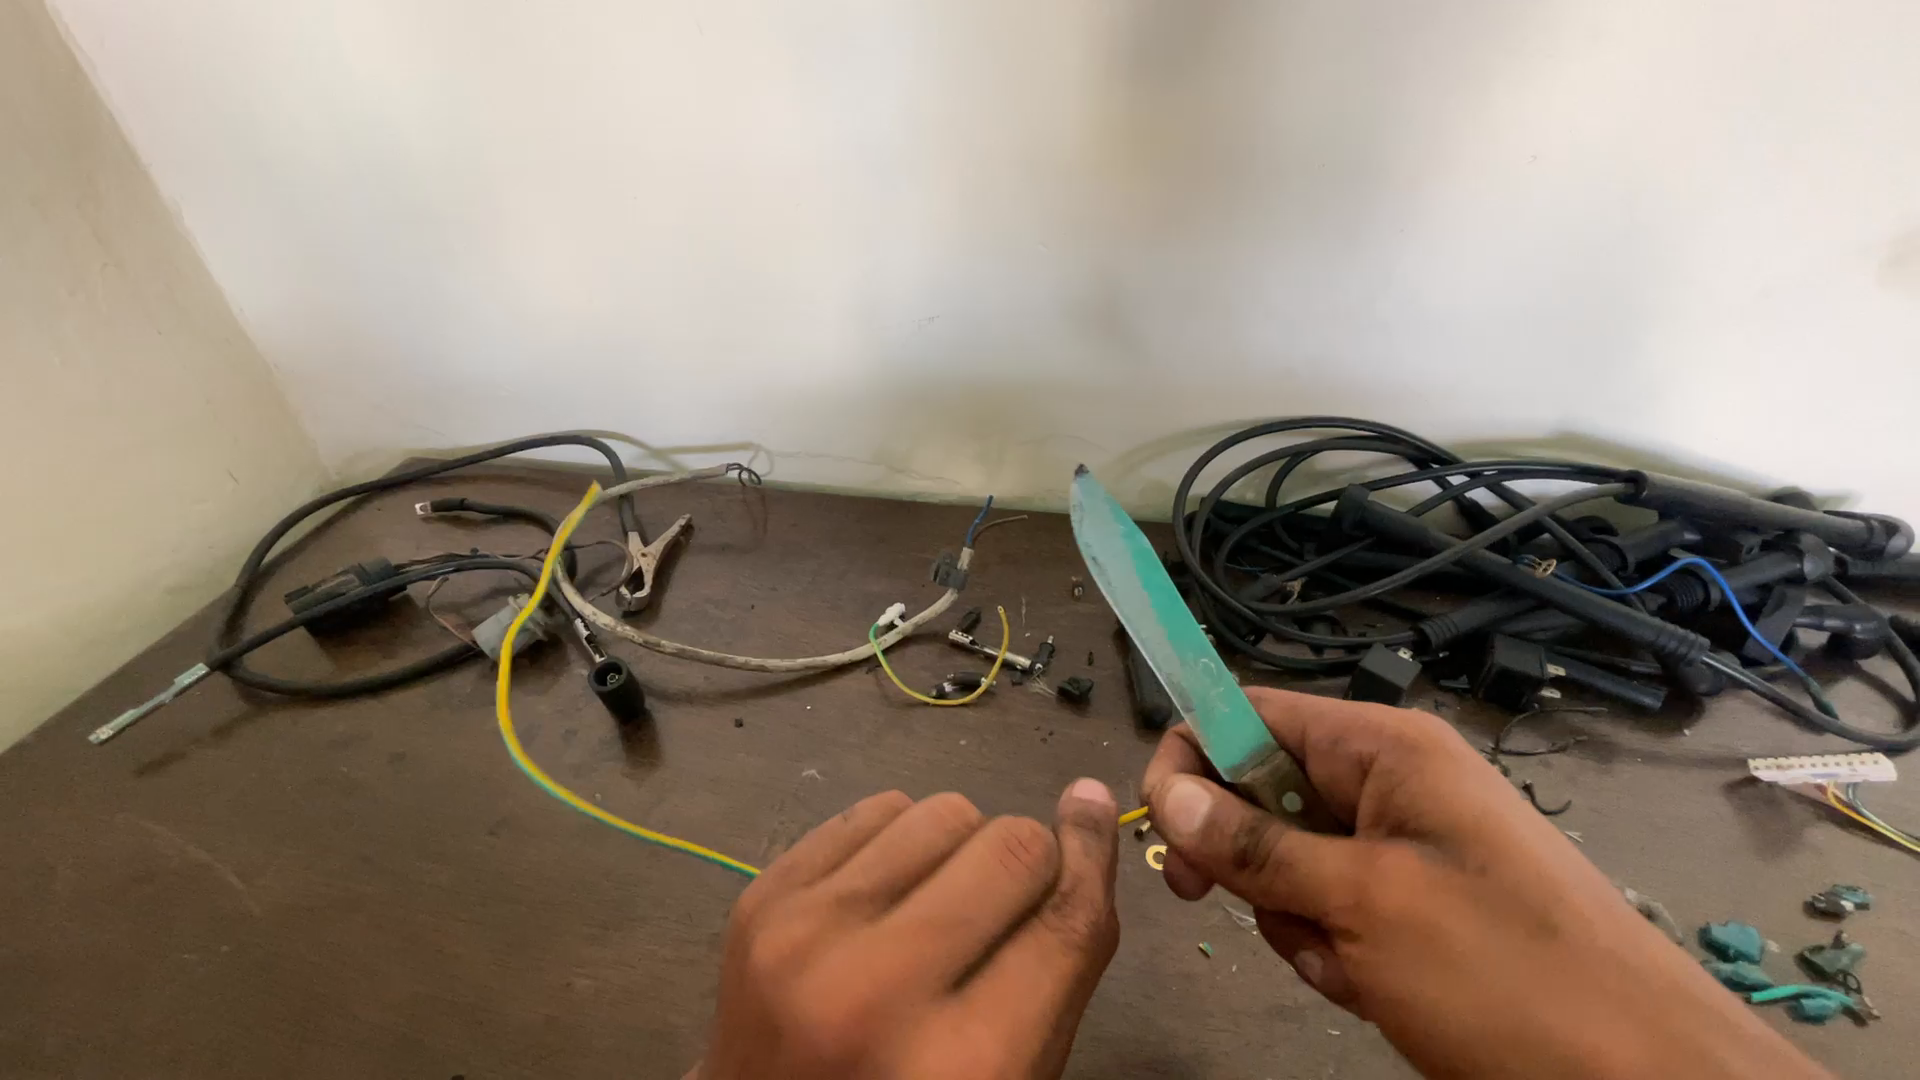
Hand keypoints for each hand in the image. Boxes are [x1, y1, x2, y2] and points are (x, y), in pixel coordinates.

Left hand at [696, 780, 1119, 1079]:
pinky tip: (886, 892)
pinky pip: (878, 808)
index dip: (1092, 855)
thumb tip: (1089, 802)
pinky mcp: (765, 896)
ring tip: (938, 901)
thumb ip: (1063, 954)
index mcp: (961, 1066)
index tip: (1092, 811)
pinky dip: (900, 837)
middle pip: (1010, 846)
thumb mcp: (1011, 1068)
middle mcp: (876, 991)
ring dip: (960, 846)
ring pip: (944, 810)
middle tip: (1002, 902)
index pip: (1066, 918)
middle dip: (1026, 860)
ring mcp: (807, 936)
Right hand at [1144, 687, 1831, 1079]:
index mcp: (1381, 747)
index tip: (1165, 827)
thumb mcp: (1365, 904)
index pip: (1246, 713)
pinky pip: (1323, 900)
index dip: (1192, 755)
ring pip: (1282, 853)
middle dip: (1239, 850)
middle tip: (1208, 897)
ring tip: (1340, 959)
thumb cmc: (1510, 975)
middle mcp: (1384, 779)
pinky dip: (1324, 941)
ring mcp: (1396, 842)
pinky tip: (1366, 982)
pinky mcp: (1406, 901)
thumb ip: (1256, 845)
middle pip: (1257, 785)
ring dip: (1286, 910)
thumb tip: (1167, 793)